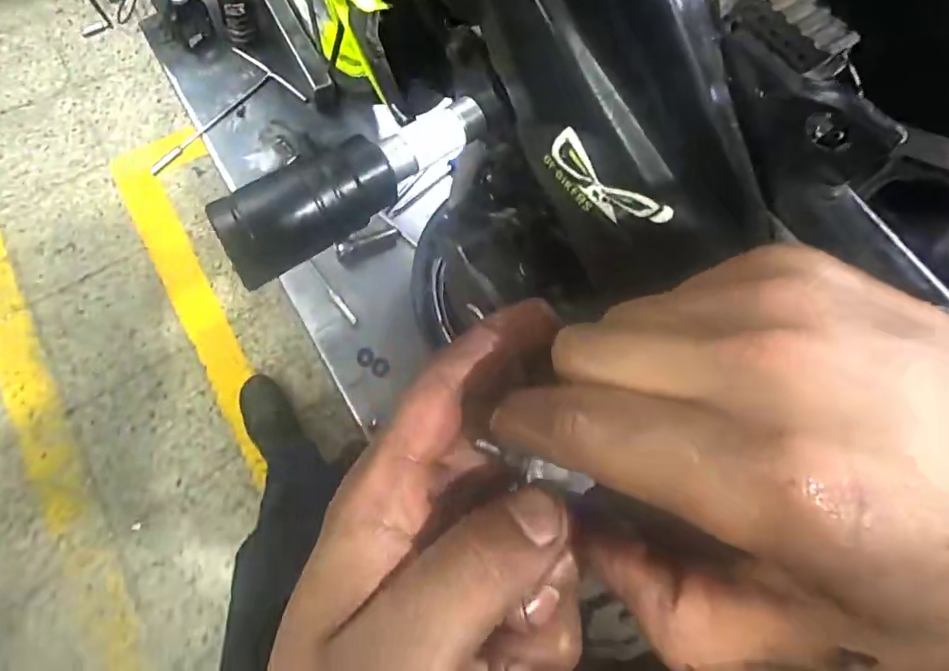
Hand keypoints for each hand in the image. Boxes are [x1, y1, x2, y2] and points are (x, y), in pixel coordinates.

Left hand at [270, 304, 581, 670]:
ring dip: (541, 580)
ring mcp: (465, 560)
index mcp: (384, 495)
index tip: (541, 312)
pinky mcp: (494, 607)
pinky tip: (513, 663)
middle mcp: (429, 512)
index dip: (484, 348)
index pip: (436, 399)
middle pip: (502, 453)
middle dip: (539, 481)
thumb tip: (552, 502)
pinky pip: (547, 588)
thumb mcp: (391, 650)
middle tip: (564, 523)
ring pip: (538, 524)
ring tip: (509, 645)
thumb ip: (468, 571)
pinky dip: (543, 627)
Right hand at [492, 245, 948, 670]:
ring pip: (624, 313)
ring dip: (625, 360)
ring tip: (674, 401)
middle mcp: (761, 365)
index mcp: (768, 477)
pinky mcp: (788, 260)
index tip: (508, 432)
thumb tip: (579, 525)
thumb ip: (663, 603)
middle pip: (583, 349)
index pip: (583, 423)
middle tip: (597, 431)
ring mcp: (775, 296)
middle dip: (569, 393)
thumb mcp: (809, 644)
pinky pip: (679, 289)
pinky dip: (678, 330)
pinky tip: (730, 365)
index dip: (526, 425)